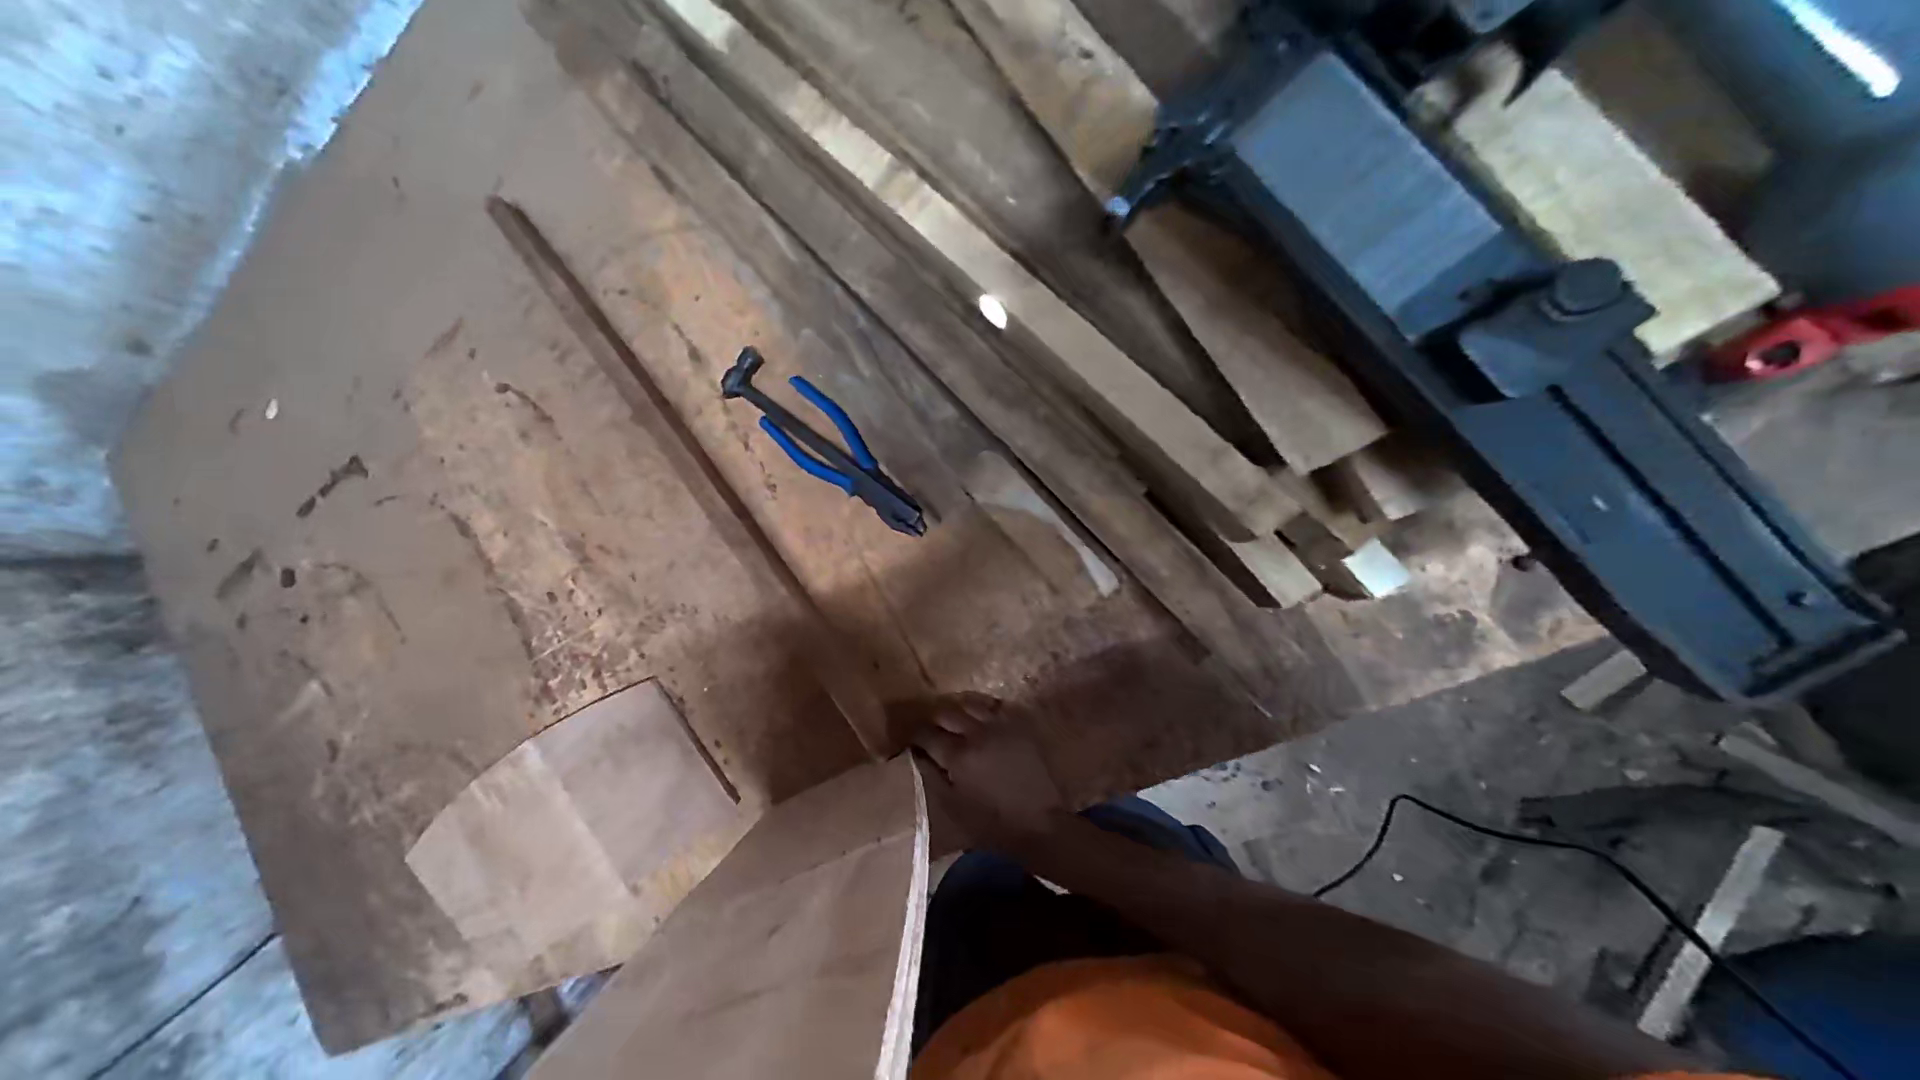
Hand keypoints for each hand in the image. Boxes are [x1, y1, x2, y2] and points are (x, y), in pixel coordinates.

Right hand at [911, 693, 1067, 853]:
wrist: (1040, 823)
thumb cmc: (993, 823)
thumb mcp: (953, 808)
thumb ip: (931, 779)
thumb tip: (916, 757)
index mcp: (958, 756)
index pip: (926, 735)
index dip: (912, 735)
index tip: (907, 739)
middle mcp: (977, 733)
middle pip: (946, 712)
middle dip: (932, 719)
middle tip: (928, 728)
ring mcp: (1001, 725)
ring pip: (971, 702)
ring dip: (956, 707)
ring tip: (952, 717)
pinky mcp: (1020, 725)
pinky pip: (996, 704)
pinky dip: (982, 706)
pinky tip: (979, 715)